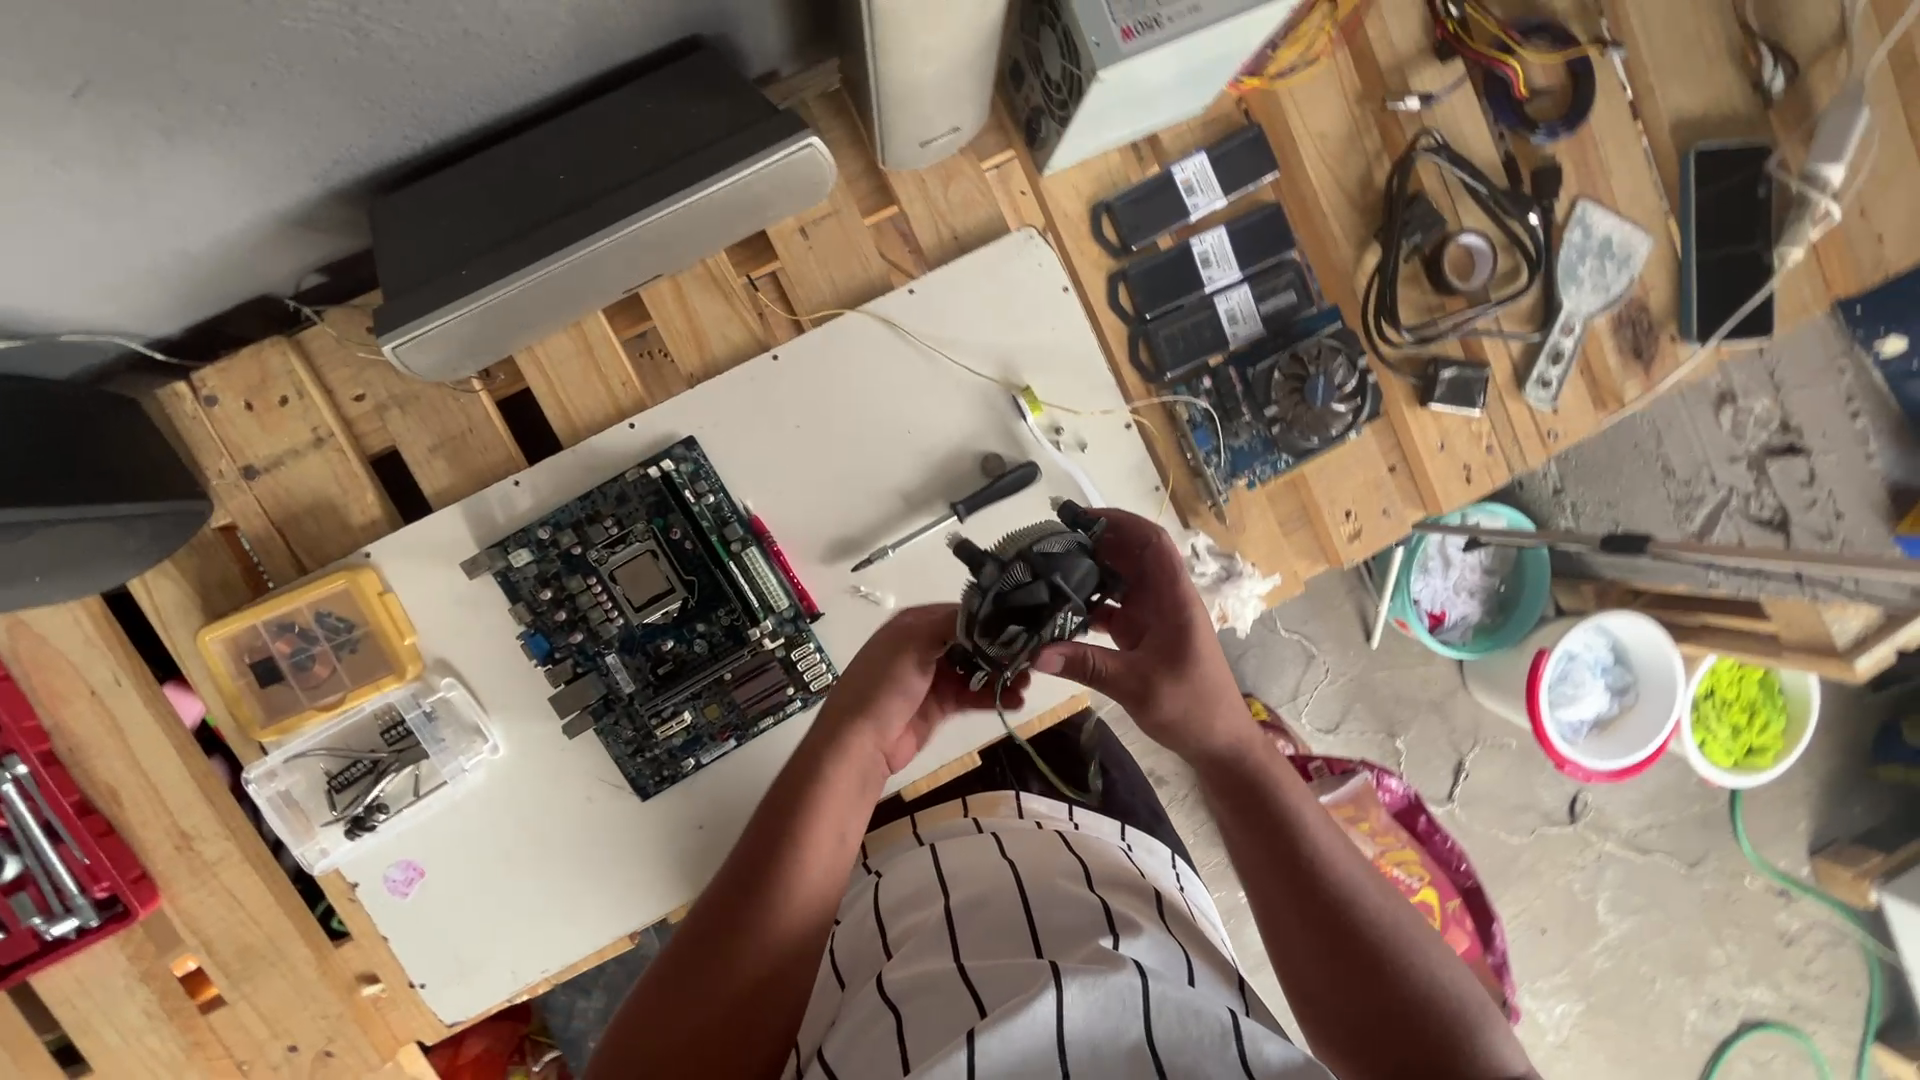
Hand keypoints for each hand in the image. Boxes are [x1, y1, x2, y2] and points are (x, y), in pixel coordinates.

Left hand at [812, 604, 1026, 774]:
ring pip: (976, 669)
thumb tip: (988, 611)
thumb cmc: (884, 684)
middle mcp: (925, 645)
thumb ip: (952, 623)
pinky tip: (1016, 699)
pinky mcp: (940, 705)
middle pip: (973, 641)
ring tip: (1028, 681)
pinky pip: (972, 695)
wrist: (860, 743)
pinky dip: (993, 696)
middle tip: (1032, 657)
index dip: (992, 619)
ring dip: (1001, 674)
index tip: (1025, 624)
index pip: (962, 612)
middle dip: (1001, 649)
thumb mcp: (914, 642)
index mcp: (915, 623)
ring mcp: (932, 677)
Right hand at [1030, 509, 1253, 765]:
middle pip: (1130, 556)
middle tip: (1050, 545)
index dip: (1120, 522)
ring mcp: (1154, 617)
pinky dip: (1088, 606)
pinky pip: (1112, 609)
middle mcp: (1164, 599)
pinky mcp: (1143, 636)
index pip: (1152, 543)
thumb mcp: (1136, 686)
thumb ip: (1087, 666)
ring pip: (1119, 581)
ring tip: (1048, 572)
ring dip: (1089, 575)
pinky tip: (1059, 610)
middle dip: (1095, 545)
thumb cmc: (1191, 707)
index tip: (1080, 518)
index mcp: (1175, 598)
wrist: (1218, 741)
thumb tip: (1037, 654)